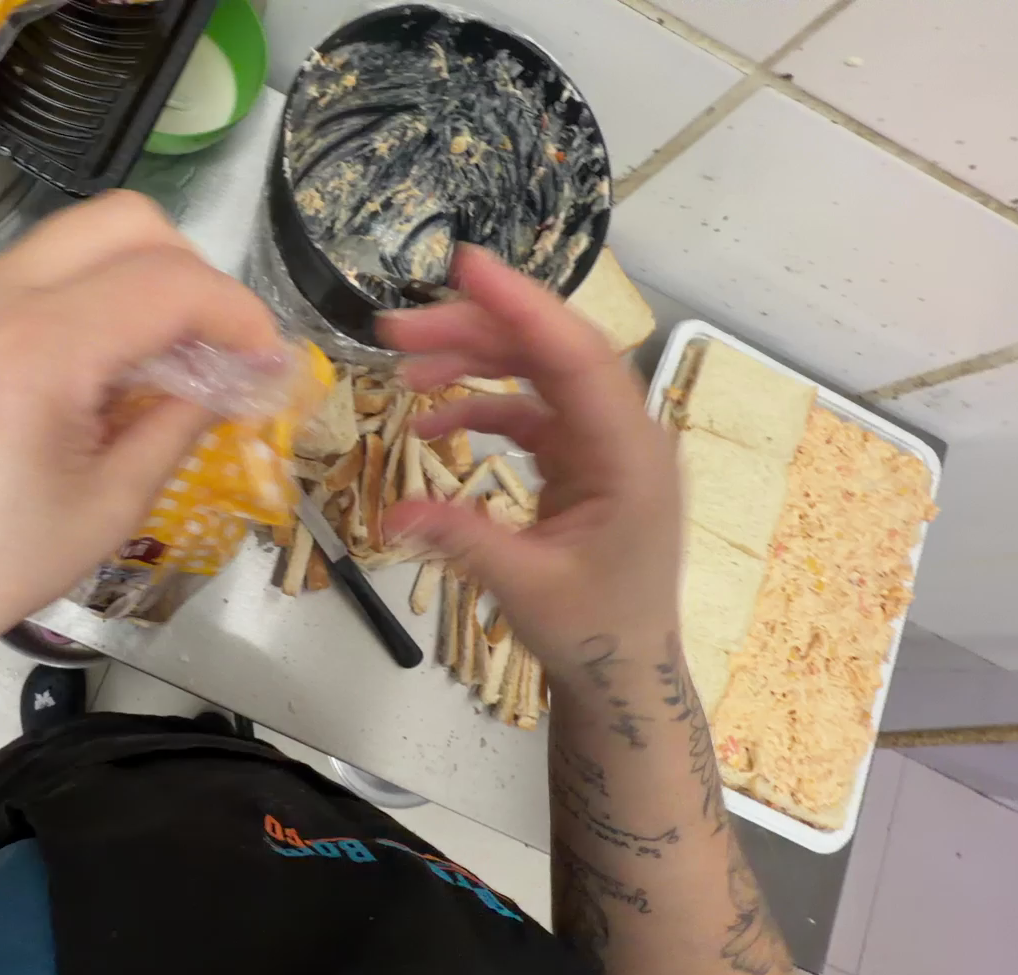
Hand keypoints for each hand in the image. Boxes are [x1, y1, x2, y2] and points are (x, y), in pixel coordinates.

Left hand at [0, 192, 281, 686]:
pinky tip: (103, 365)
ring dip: (144, 281)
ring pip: (82, 237)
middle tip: (218, 348)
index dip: (238, 314)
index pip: (167, 284)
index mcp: (35, 352)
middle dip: (195, 277)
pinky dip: (94, 296)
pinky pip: (41, 270)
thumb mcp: (115, 503)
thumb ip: (183, 420)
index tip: (268, 360)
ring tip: (165, 359)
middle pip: (127, 222)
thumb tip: (233, 377)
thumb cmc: (4, 566)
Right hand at [380, 246, 681, 683]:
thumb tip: (387, 517)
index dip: (522, 306)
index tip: (466, 267)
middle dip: (473, 332)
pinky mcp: (578, 459)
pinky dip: (479, 407)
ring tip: (404, 368)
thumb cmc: (592, 628)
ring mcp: (600, 444)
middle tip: (396, 329)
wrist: (622, 664)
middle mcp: (622, 434)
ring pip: (535, 377)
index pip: (577, 358)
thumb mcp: (523, 585)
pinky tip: (433, 419)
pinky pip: (527, 414)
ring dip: (471, 363)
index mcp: (629, 455)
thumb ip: (460, 539)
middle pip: (549, 354)